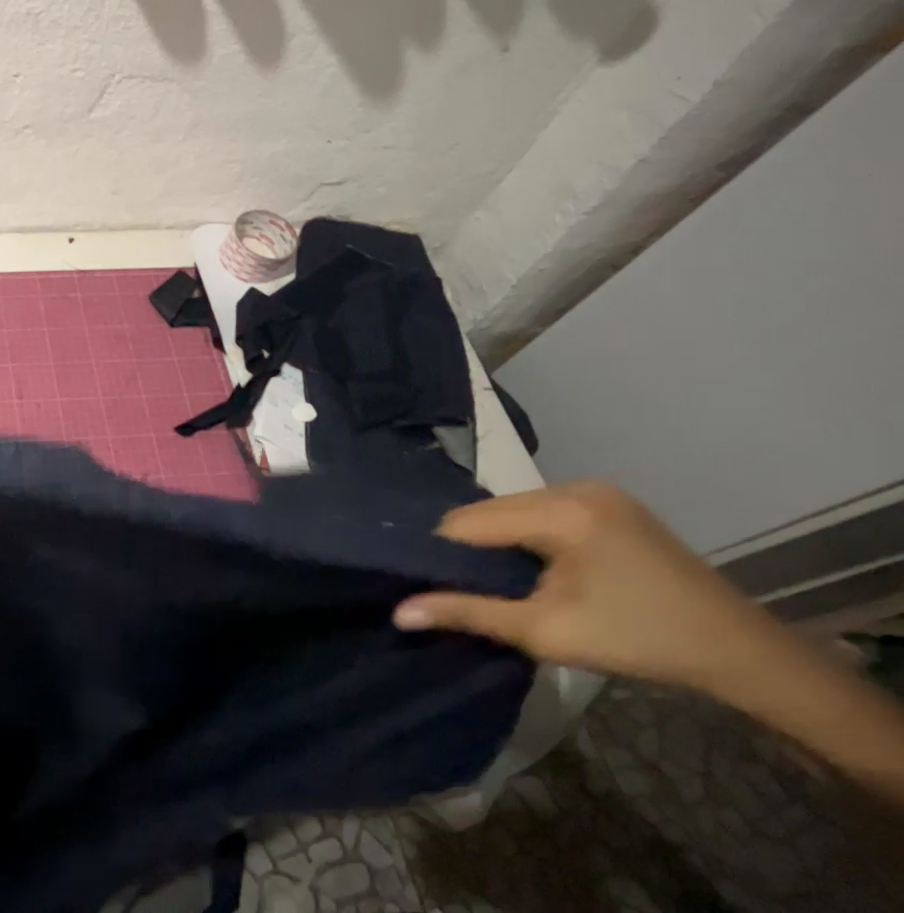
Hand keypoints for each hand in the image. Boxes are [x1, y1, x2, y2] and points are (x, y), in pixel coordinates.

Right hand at [393, 480, 791, 695]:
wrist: (736, 648)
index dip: (442, 553)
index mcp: (562, 511)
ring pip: (513, 509)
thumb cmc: (638, 641)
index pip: (467, 521)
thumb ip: (466, 612)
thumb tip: (398, 612)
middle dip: (470, 548)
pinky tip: (533, 568)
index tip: (427, 585)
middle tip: (461, 589)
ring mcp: (597, 490)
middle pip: (490, 510)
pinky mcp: (610, 501)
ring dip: (498, 542)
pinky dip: (526, 536)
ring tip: (497, 582)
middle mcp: (575, 486)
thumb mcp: (543, 632)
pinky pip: (542, 510)